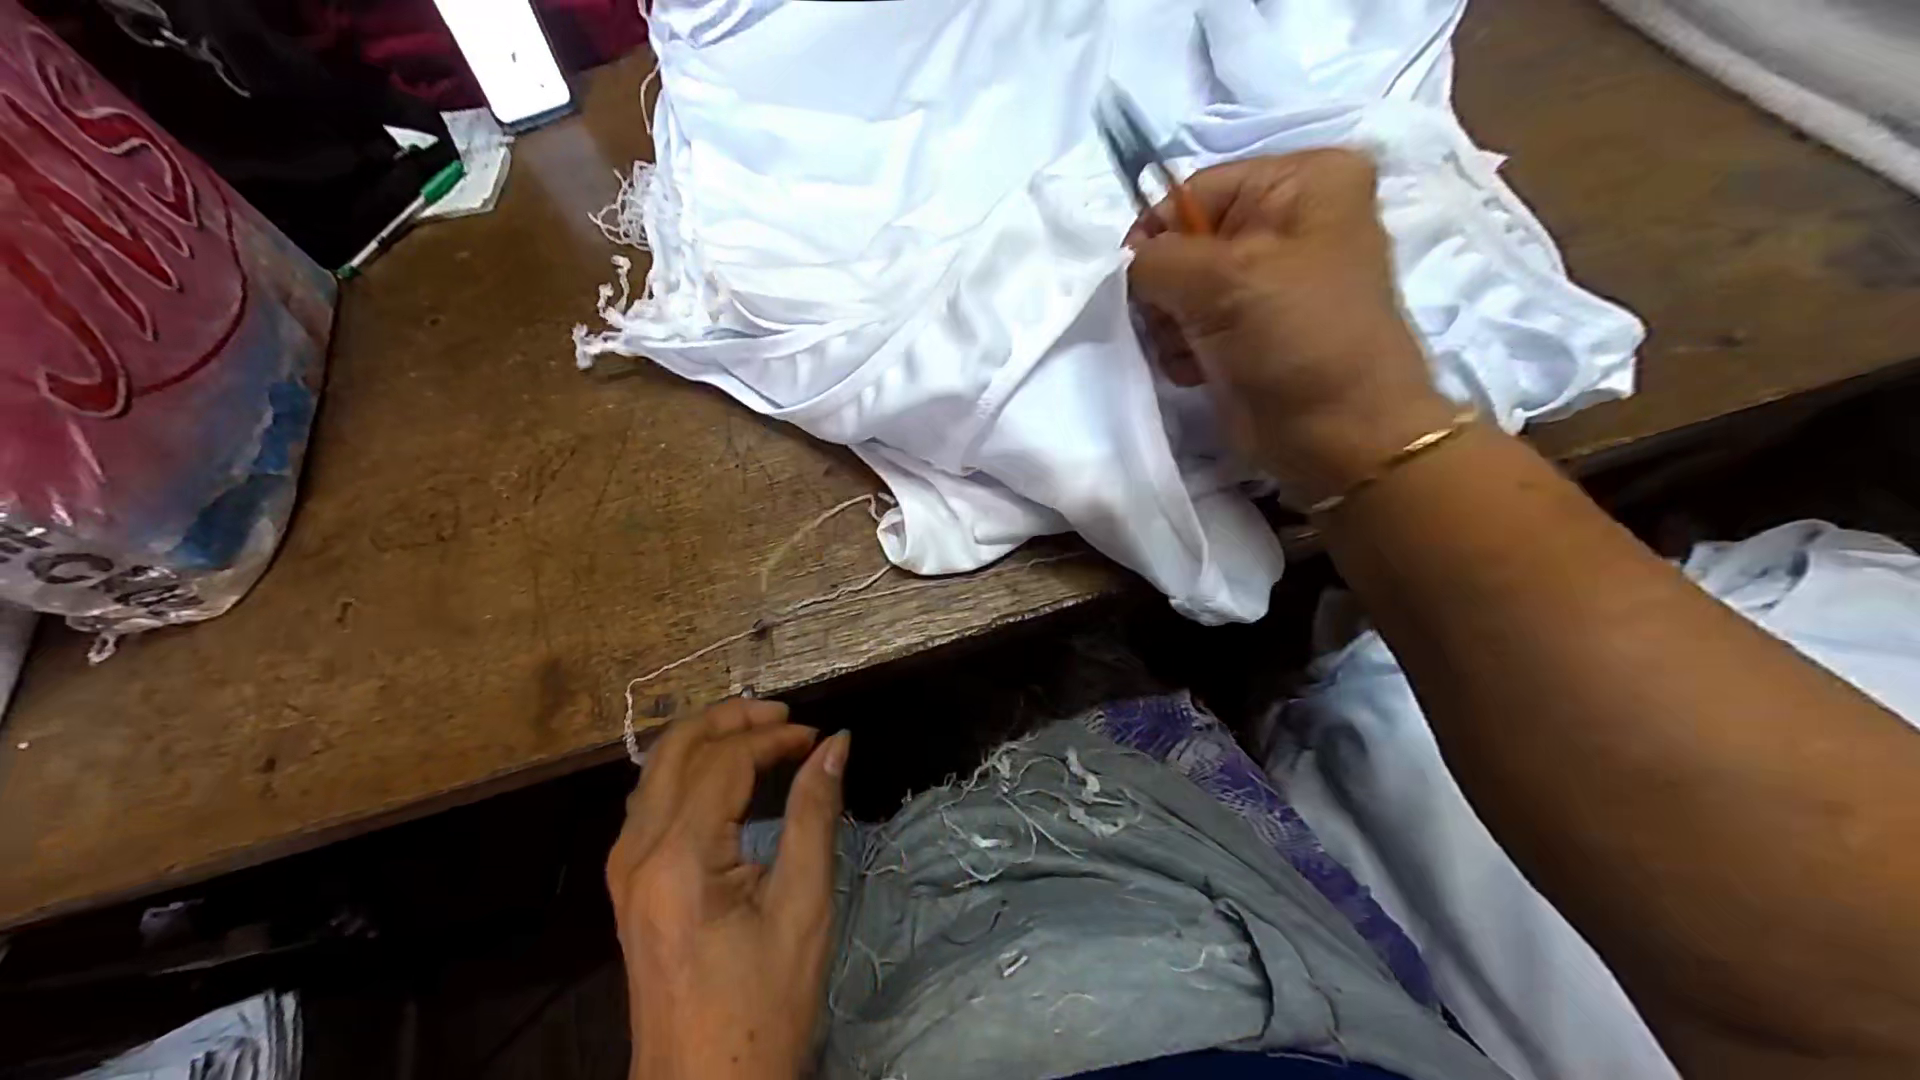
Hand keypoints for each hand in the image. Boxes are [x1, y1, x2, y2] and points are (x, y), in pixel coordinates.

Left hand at [606, 699, 849, 1079]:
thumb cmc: (764, 1005)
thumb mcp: (803, 906)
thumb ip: (815, 813)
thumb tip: (835, 744)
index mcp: (678, 857)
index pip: (725, 761)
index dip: (774, 737)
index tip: (818, 738)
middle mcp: (636, 852)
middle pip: (676, 749)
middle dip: (732, 718)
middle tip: (786, 716)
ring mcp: (624, 869)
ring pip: (656, 769)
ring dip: (709, 739)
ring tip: (763, 733)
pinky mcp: (628, 885)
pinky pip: (652, 800)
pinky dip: (692, 769)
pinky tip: (728, 776)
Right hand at [1126, 150, 1458, 506]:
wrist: (1337, 435)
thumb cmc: (1294, 342)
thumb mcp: (1221, 280)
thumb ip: (1155, 258)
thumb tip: (1126, 264)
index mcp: (1302, 183)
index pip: (1194, 191)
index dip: (1157, 235)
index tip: (1138, 284)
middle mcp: (1286, 223)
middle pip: (1184, 242)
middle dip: (1166, 290)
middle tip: (1174, 324)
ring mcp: (1266, 280)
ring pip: (1178, 288)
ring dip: (1169, 326)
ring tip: (1190, 352)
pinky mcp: (1248, 328)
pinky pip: (1189, 323)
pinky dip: (1181, 348)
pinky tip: (1196, 369)